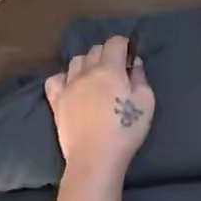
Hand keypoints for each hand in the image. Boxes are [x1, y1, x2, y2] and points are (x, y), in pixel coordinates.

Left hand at [44, 35, 154, 177]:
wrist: (95, 158)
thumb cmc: (125, 131)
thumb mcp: (146, 103)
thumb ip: (141, 78)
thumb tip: (134, 64)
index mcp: (109, 69)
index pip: (114, 42)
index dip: (123, 45)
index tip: (129, 55)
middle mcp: (86, 71)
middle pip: (95, 49)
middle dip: (107, 53)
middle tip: (116, 69)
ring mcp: (68, 85)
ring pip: (76, 61)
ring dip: (87, 63)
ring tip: (95, 77)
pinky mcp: (56, 100)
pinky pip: (55, 79)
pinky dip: (64, 77)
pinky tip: (72, 86)